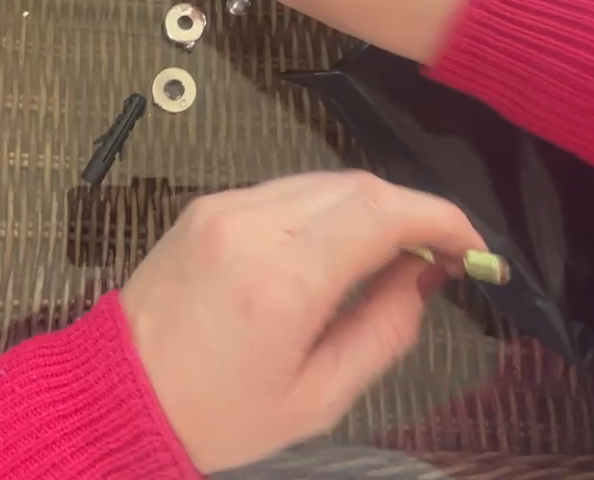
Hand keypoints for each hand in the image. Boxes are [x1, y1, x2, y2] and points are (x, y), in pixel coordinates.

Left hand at [120, 171, 486, 472]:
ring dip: (368, 205)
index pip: (378, 212)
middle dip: (409, 210)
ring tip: (393, 251)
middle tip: (439, 254)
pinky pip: (282, 190)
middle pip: (354, 185)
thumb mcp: (318, 396)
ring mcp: (222, 205)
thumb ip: (383, 328)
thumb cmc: (221, 412)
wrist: (122, 386)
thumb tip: (426, 274)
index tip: (472, 246)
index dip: (439, 217)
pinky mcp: (206, 203)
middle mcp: (250, 223)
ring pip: (319, 181)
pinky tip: (335, 244)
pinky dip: (323, 207)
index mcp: (282, 279)